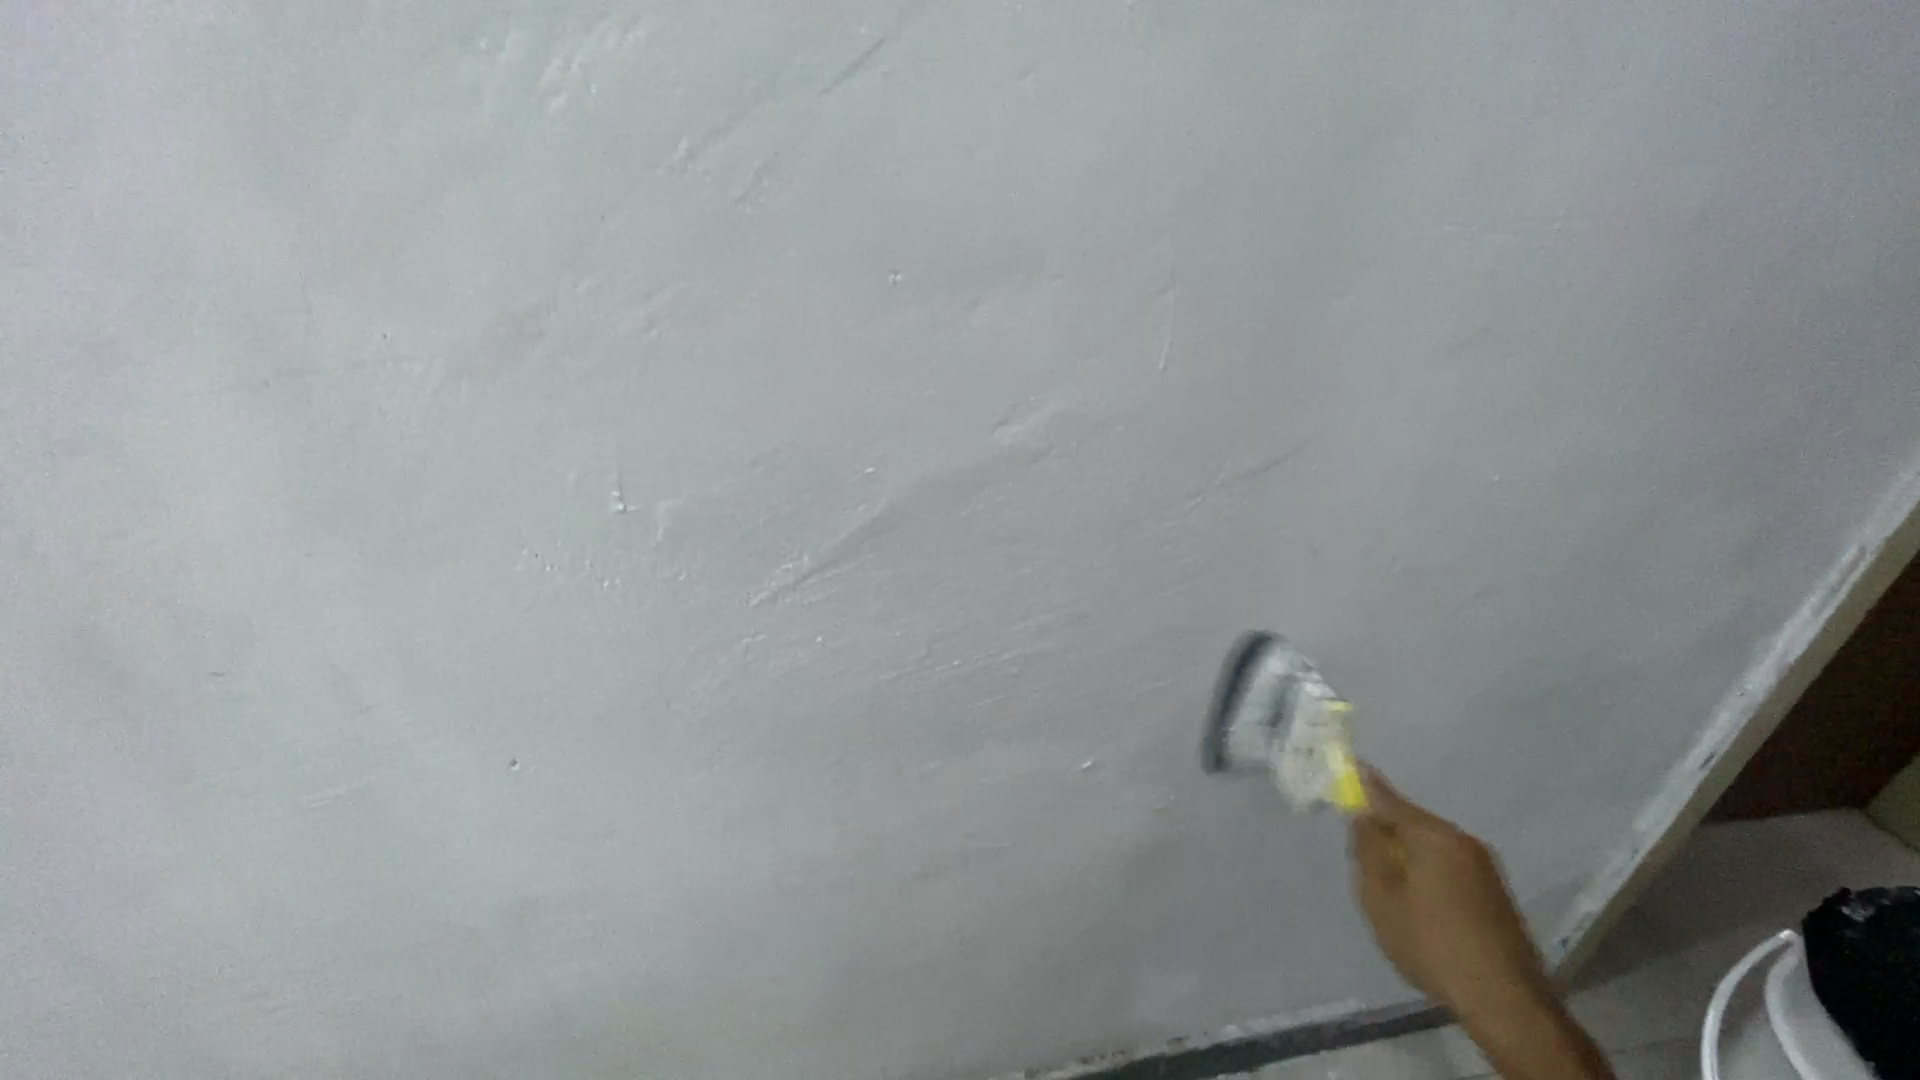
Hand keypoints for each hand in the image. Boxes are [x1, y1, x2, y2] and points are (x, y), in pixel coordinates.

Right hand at [1349, 768, 1551, 1013]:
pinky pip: (1449, 865)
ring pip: (1432, 846)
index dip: (1366, 785)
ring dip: (1408, 853)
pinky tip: (1419, 900)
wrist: (1504, 998)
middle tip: (1361, 846)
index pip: (1390, 800)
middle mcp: (1463, 841)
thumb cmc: (1430, 942)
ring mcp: (1485, 867)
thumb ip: (1368, 850)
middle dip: (1387, 828)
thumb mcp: (1380, 897)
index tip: (1350, 766)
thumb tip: (1363, 817)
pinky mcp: (1495, 893)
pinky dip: (1427, 871)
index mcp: (1433, 836)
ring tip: (1388, 882)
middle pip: (1413, 822)